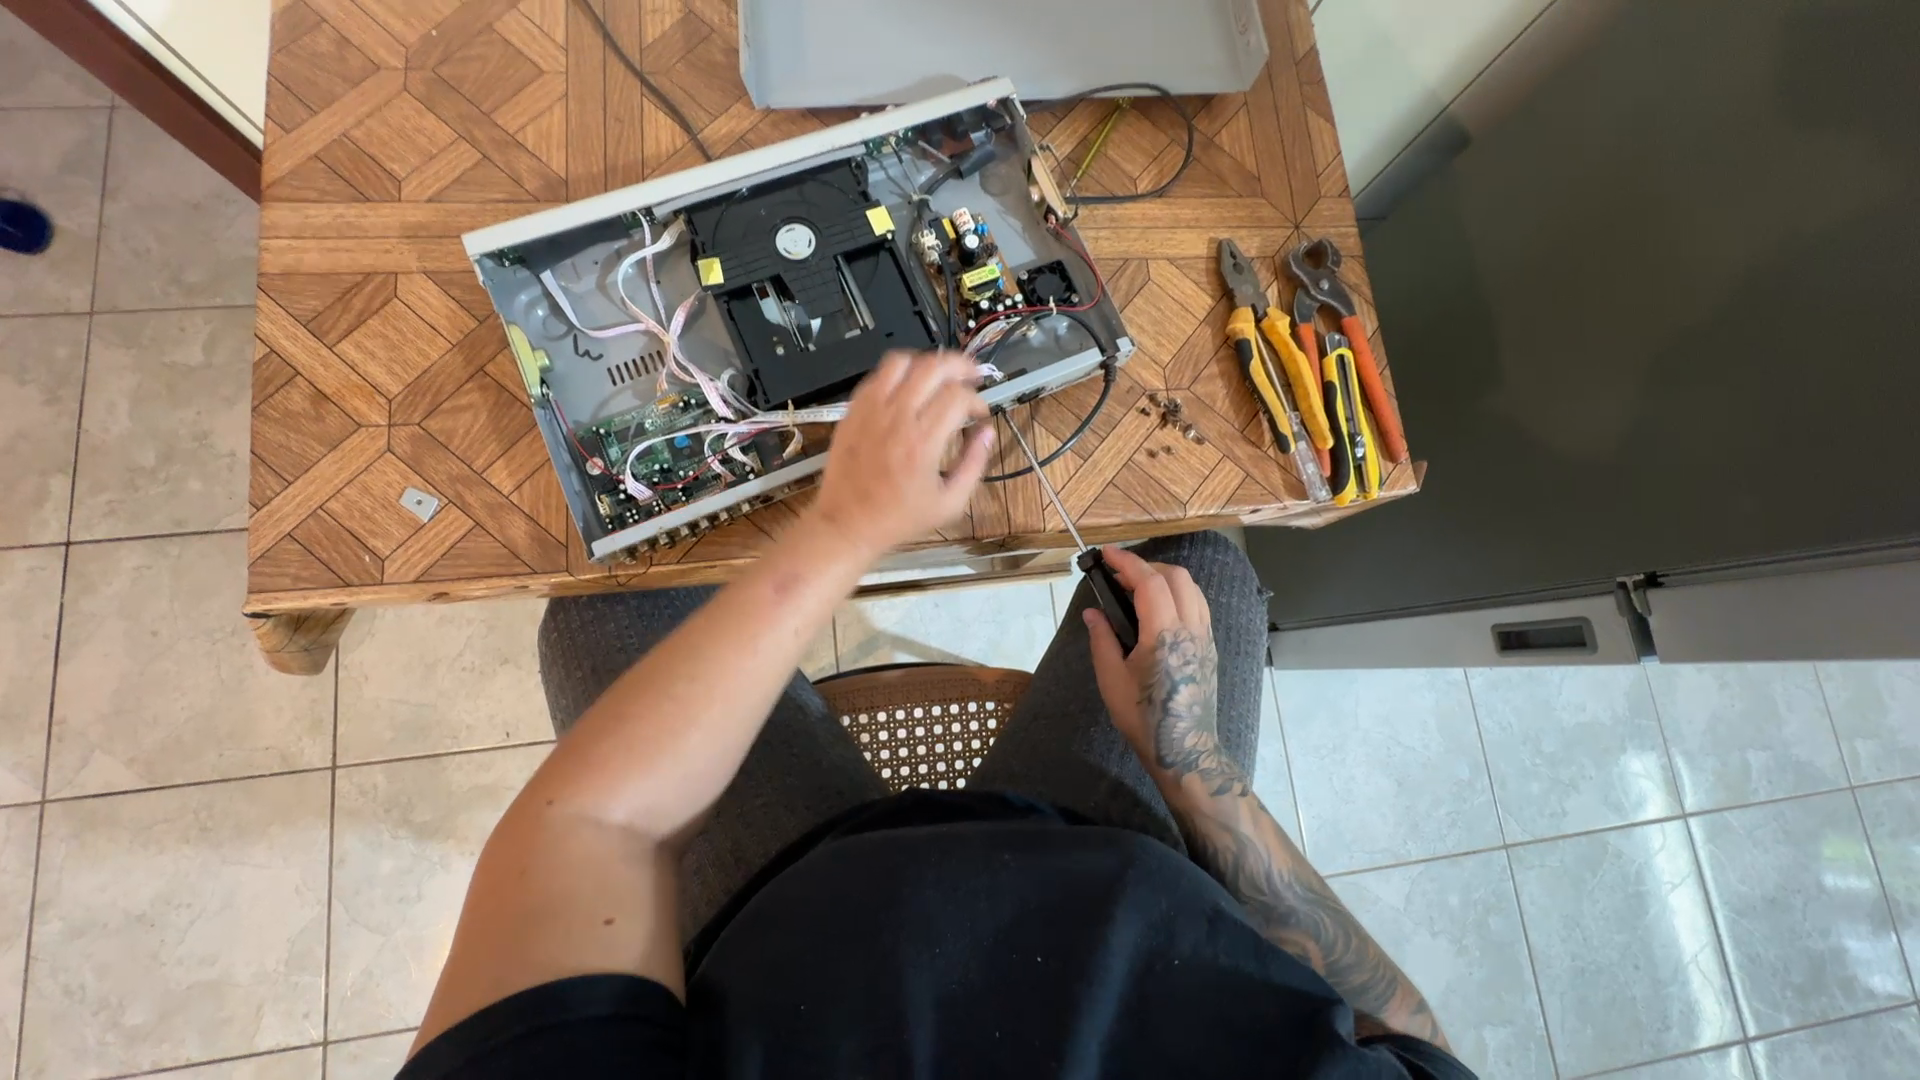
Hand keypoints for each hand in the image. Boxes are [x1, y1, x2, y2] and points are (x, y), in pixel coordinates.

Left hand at [811, 351, 993, 557]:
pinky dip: (899, 373)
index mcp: (923, 442)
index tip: (979, 414)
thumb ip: (974, 465)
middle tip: (971, 377)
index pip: (958, 396)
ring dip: (926, 363)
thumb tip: (987, 434)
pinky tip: (909, 388)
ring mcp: (871, 410)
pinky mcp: (853, 411)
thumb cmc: (898, 518)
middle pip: (933, 366)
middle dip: (960, 366)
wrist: (847, 524)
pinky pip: (877, 375)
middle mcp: (896, 418)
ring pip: (902, 361)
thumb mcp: (950, 504)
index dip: (977, 401)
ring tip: (939, 376)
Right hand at [1084, 546, 1246, 797]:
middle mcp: (1190, 628)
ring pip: (1192, 588)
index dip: (1128, 562)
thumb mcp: (1111, 679)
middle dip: (1146, 566)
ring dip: (1164, 578)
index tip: (1106, 554)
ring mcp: (1205, 637)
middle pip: (1176, 577)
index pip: (1150, 582)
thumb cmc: (1142, 716)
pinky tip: (1157, 607)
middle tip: (1118, 574)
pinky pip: (1197, 604)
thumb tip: (1092, 612)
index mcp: (1164, 634)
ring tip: (1136, 587)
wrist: (1184, 749)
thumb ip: (1102, 639)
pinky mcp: (1209, 647)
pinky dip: (1177, 592)